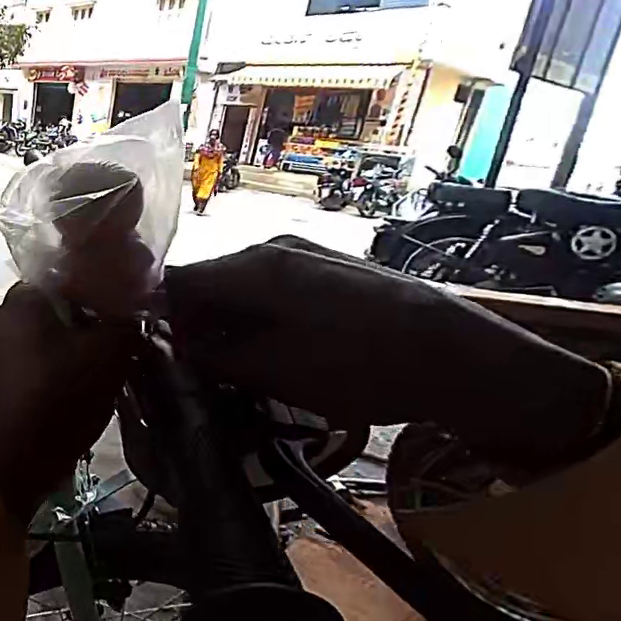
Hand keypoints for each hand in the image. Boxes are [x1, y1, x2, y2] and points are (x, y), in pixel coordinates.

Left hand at [0, 283, 135, 521]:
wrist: (9, 463)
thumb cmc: (56, 398)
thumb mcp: (106, 355)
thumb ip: (127, 321)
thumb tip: (137, 308)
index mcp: (25, 296)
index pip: (75, 268)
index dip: (113, 277)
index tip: (143, 293)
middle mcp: (10, 313)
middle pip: (69, 300)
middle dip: (105, 313)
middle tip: (139, 328)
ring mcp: (7, 345)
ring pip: (62, 330)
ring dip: (93, 340)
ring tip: (127, 354)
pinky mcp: (12, 373)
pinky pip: (52, 355)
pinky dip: (76, 361)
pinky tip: (103, 377)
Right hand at [163, 236, 609, 465]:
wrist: (471, 358)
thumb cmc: (362, 366)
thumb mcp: (275, 372)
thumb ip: (213, 355)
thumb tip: (173, 346)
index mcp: (252, 267)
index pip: (176, 280)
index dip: (154, 314)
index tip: (149, 349)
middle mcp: (271, 248)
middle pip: (206, 280)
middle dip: (191, 320)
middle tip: (191, 363)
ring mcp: (303, 254)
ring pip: (237, 284)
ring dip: (225, 319)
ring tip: (232, 361)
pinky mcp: (328, 268)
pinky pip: (269, 286)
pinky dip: (256, 314)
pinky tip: (271, 346)